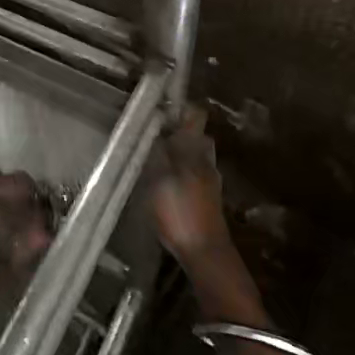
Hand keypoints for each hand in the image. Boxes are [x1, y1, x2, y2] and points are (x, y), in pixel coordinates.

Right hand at [143, 106, 231, 266]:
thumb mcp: (160, 177)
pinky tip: (158, 175)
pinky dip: (176, 166)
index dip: (178, 104)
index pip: (195, 116)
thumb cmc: (180, 211)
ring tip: (147, 149)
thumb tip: (153, 123)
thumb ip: (157, 149)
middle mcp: (206, 161)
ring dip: (175, 148)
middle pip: (195, 134)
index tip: (156, 100)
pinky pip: (190, 170)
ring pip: (192, 153)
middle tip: (147, 126)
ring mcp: (208, 180)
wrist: (205, 254)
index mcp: (196, 151)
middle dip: (175, 127)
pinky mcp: (204, 197)